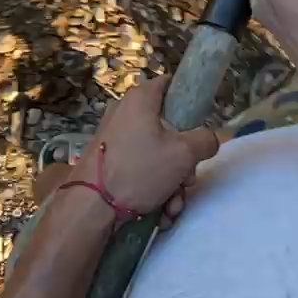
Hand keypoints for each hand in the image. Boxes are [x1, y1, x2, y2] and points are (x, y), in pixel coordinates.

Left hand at [69, 76, 219, 218]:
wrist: (89, 208)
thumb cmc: (138, 170)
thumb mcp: (183, 154)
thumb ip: (205, 140)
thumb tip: (208, 140)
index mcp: (141, 99)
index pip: (171, 84)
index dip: (190, 101)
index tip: (199, 125)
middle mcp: (125, 113)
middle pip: (167, 128)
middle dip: (183, 161)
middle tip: (186, 181)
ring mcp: (114, 138)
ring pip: (155, 155)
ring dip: (170, 182)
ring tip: (172, 207)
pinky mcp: (107, 162)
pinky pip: (139, 169)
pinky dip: (152, 189)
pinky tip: (158, 213)